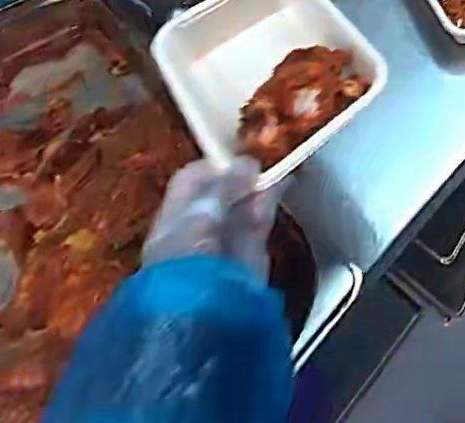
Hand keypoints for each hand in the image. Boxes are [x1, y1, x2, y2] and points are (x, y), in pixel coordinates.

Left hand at [142, 160, 281, 281]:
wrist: (206, 315)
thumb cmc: (188, 263)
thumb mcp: (198, 220)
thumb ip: (222, 189)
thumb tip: (247, 162)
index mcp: (176, 218)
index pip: (192, 181)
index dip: (214, 163)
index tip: (237, 149)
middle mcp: (200, 225)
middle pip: (222, 187)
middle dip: (242, 170)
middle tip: (265, 149)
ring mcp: (227, 236)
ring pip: (245, 198)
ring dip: (262, 179)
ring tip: (281, 157)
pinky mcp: (252, 246)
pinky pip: (263, 212)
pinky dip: (275, 193)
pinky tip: (288, 177)